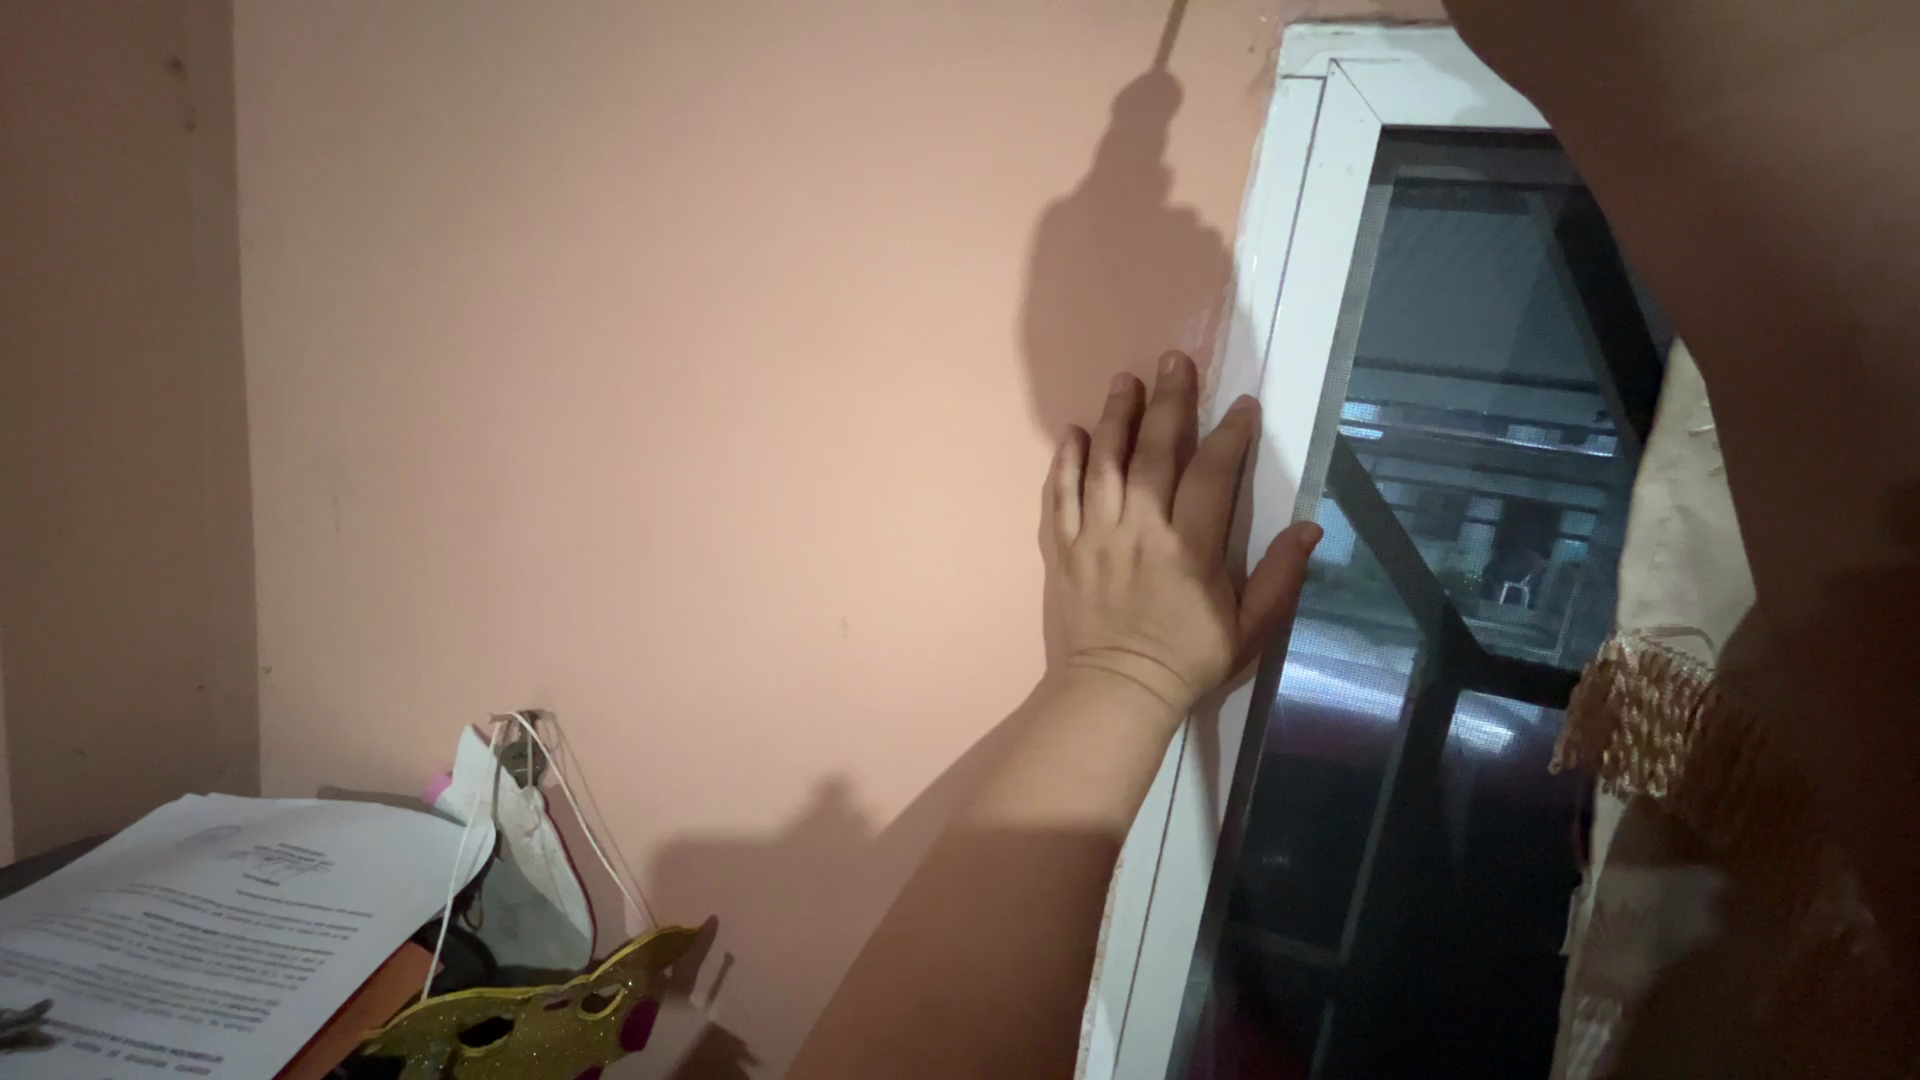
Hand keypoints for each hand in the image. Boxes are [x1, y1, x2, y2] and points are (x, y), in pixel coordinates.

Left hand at [1047, 352, 1320, 717]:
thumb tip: (1309, 527)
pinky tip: (1071, 433)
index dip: (1229, 435)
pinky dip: (1063, 463)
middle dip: (1169, 402)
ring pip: (1102, 463)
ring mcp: (1094, 536)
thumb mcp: (1249, 629)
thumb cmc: (1187, 662)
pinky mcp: (1062, 549)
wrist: (1115, 691)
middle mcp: (1140, 530)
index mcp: (1190, 548)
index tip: (1240, 404)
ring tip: (1124, 381)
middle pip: (1154, 453)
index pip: (1212, 475)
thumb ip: (1280, 578)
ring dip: (1114, 418)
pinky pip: (1058, 496)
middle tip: (1174, 360)